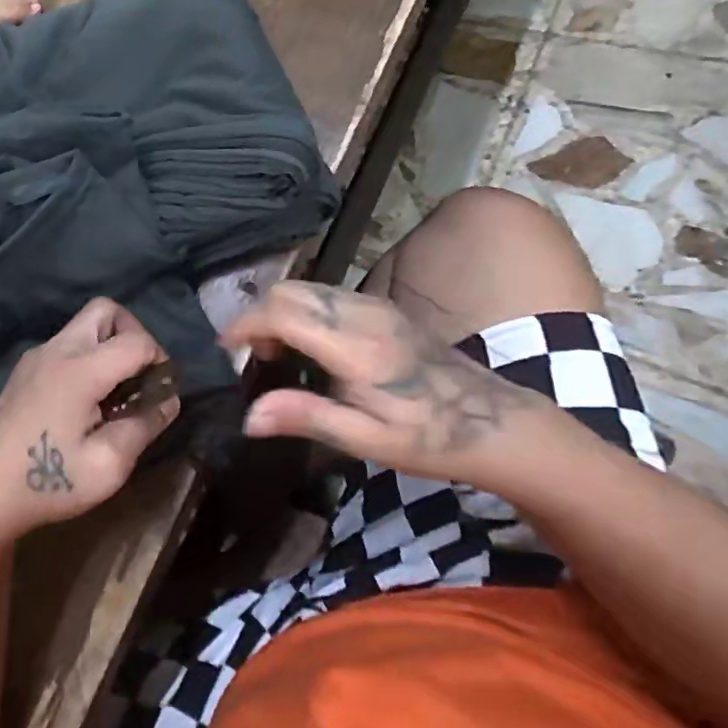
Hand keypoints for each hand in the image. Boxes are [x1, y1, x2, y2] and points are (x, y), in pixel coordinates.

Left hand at [0, 299, 178, 546]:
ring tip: (115, 393)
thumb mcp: (108, 465)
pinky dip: (87, 357)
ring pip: (82, 325)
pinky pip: (65, 345)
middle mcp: (56, 350)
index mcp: (79, 369)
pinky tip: (86, 401)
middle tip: (140, 376)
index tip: (162, 391)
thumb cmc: (50, 482)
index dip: (159, 359)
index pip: (135, 340)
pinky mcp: (24, 370)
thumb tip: (168, 400)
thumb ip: (143, 425)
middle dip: (133, 333)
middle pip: (104, 310)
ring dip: (108, 345)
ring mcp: (36, 357)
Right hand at [226, 283, 582, 494]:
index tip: (226, 351)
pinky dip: (298, 309)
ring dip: (276, 311)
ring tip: (276, 353)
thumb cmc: (432, 439)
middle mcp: (363, 314)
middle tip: (253, 357)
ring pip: (304, 287)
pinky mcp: (381, 306)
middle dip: (256, 316)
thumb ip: (306, 417)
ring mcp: (375, 305)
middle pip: (287, 290)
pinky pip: (323, 292)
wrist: (502, 425)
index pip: (282, 311)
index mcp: (357, 347)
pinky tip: (307, 344)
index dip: (244, 325)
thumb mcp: (368, 440)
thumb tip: (247, 417)